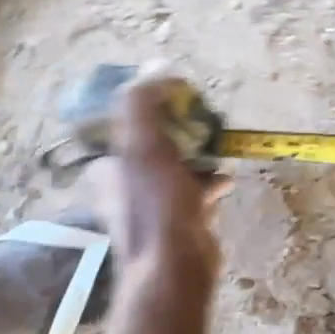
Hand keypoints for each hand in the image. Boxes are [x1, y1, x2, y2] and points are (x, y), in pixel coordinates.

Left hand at [90, 77, 223, 286]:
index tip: (185, 103)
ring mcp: (151, 208)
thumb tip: (156, 67)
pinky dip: (211, 183)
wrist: (176, 266)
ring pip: (177, 169)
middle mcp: (123, 187)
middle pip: (155, 146)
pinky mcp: (179, 223)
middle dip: (182, 132)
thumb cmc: (157, 206)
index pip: (129, 126)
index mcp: (108, 167)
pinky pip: (195, 192)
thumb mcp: (144, 147)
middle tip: (207, 124)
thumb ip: (142, 104)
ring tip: (220, 149)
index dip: (157, 110)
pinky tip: (227, 180)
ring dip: (199, 157)